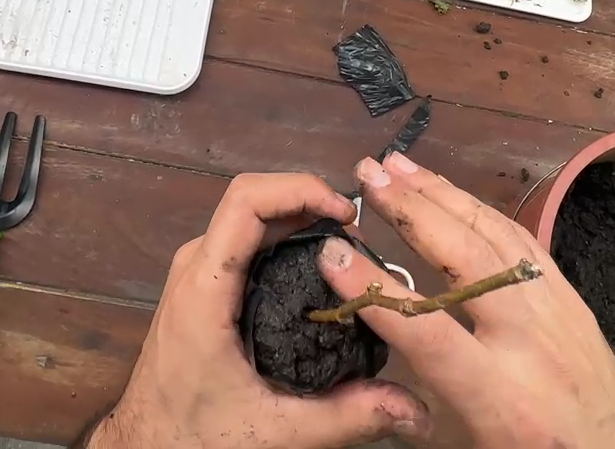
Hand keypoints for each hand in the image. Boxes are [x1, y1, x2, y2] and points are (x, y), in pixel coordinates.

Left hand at [86, 173, 431, 448]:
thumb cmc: (194, 439)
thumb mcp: (276, 432)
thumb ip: (348, 415)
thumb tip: (419, 413)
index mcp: (204, 287)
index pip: (245, 201)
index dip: (299, 190)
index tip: (345, 214)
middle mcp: (197, 263)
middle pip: (254, 200)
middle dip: (309, 200)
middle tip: (357, 236)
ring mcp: (197, 268)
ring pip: (251, 215)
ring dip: (298, 215)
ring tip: (345, 245)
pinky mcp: (203, 280)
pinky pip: (245, 236)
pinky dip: (283, 234)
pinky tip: (315, 263)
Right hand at [318, 152, 614, 448]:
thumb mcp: (471, 442)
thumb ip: (425, 384)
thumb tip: (376, 321)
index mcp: (500, 396)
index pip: (425, 330)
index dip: (374, 288)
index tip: (331, 251)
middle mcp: (531, 339)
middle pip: (464, 255)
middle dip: (410, 207)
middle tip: (367, 171)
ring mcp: (557, 308)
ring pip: (494, 231)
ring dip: (441, 191)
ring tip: (399, 164)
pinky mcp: (572, 294)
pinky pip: (521, 238)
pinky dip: (479, 207)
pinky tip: (453, 192)